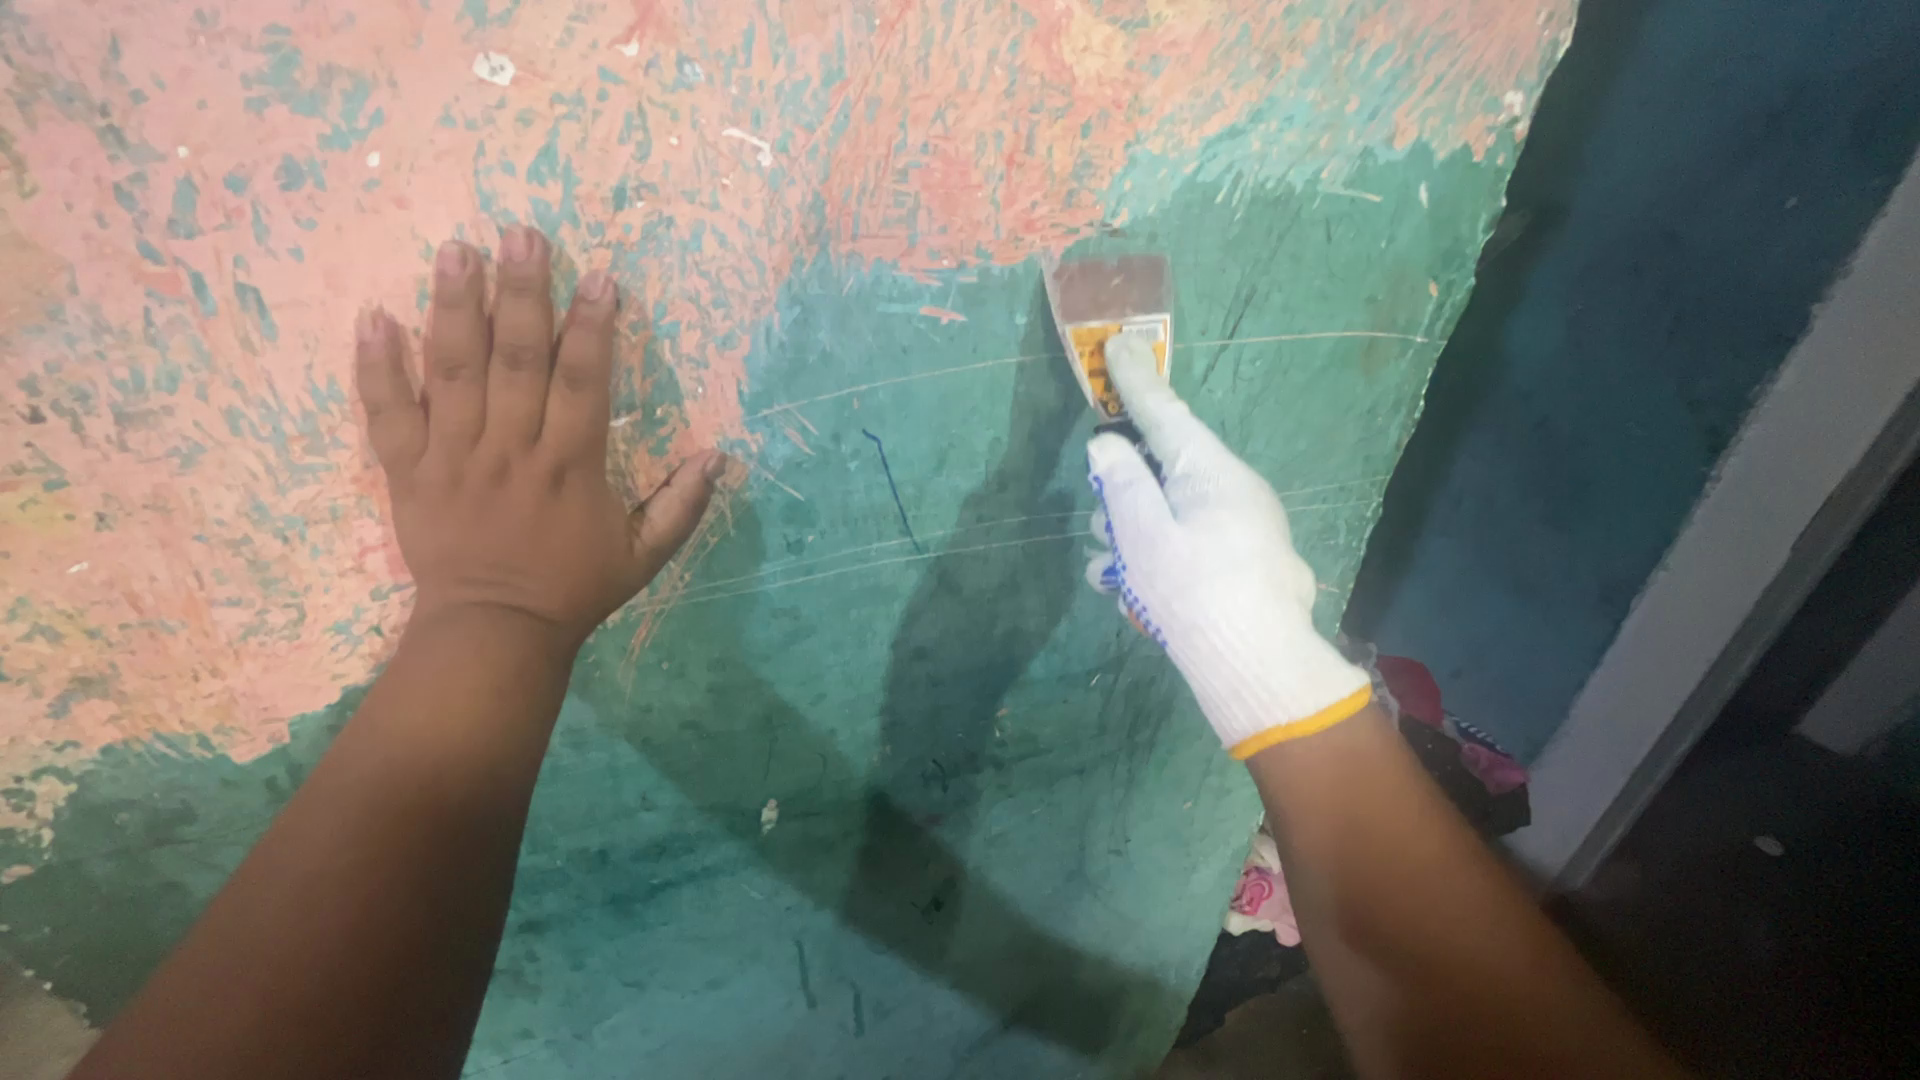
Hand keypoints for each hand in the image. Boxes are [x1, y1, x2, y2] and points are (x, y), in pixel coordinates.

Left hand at [355, 225, 726, 650]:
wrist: (495, 631)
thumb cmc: (576, 588)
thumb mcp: (645, 555)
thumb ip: (683, 506)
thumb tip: (718, 457)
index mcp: (570, 466)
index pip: (584, 382)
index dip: (593, 327)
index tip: (600, 277)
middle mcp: (511, 450)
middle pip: (517, 360)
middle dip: (523, 294)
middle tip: (522, 234)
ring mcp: (453, 458)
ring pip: (451, 372)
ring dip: (454, 309)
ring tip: (457, 251)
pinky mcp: (409, 473)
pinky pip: (388, 414)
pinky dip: (378, 366)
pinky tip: (375, 315)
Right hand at [1085, 334, 1371, 757]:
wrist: (1258, 670)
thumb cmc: (1196, 595)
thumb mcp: (1145, 536)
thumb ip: (1122, 484)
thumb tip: (1107, 445)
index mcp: (1211, 472)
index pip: (1165, 413)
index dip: (1135, 381)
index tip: (1118, 343)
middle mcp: (1231, 490)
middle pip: (1162, 470)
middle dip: (1125, 495)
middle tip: (1107, 530)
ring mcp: (1241, 528)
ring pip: (1169, 513)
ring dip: (1135, 539)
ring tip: (1119, 579)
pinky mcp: (1240, 563)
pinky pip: (1186, 545)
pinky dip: (1157, 562)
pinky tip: (1137, 597)